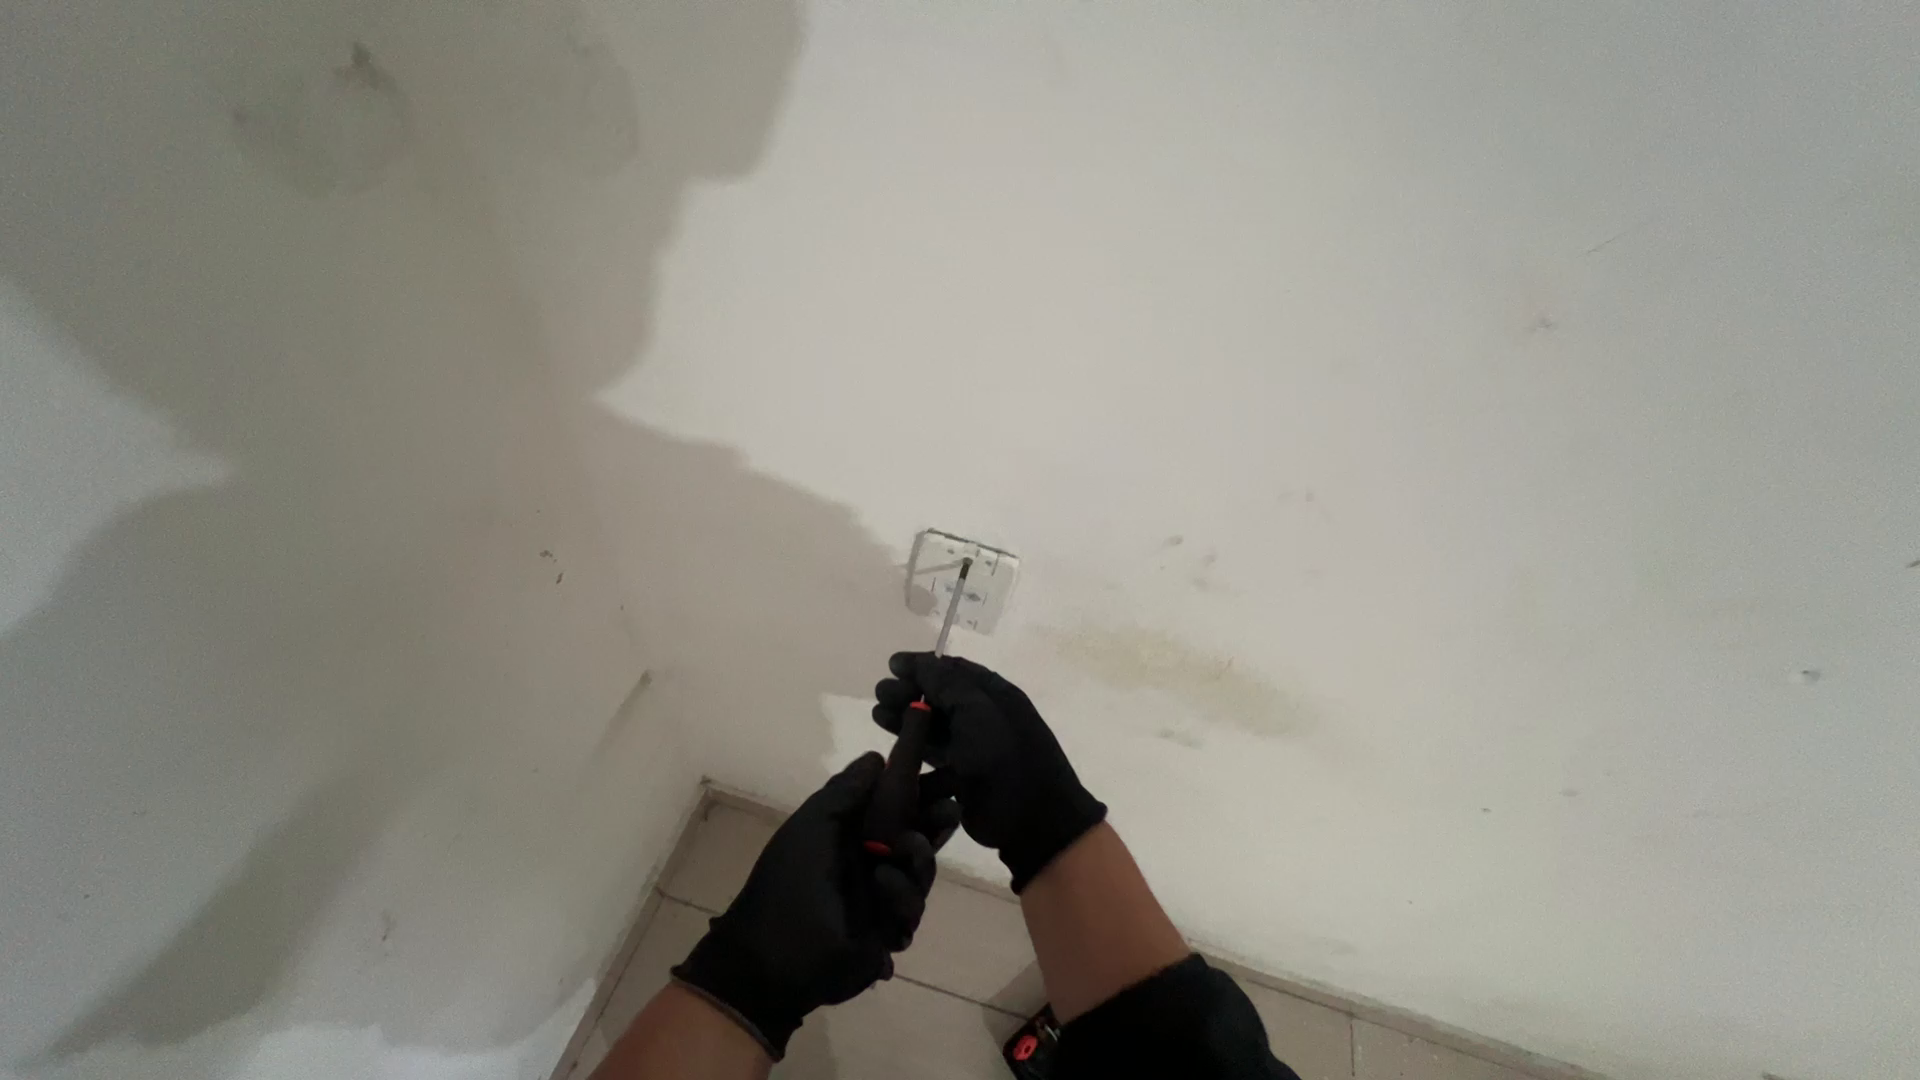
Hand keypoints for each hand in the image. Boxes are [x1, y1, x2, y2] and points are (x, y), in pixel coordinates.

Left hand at [670, 752, 945, 1059]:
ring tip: (887, 873)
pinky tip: (884, 915)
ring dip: (916, 866)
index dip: (923, 790)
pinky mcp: (888, 931)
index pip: (897, 803)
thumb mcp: (814, 824)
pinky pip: (911, 913)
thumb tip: (878, 757)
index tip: (945, 778)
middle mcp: (872, 858)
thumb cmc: (790, 881)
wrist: (773, 959)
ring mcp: (882, 896)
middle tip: (947, 813)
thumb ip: (846, 790)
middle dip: (938, 823)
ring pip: (922, 873)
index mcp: (853, 830)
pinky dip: (900, 907)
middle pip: (920, 834)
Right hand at [873, 653, 1105, 892]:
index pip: (952, 670)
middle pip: (940, 698)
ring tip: (877, 715)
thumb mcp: (976, 710)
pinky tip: (892, 753)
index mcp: (993, 695)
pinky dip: (915, 754)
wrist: (1032, 819)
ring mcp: (974, 749)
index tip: (891, 666)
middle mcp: (984, 717)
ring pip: (934, 728)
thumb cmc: (1004, 757)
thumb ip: (946, 684)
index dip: (922, 665)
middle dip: (909, 693)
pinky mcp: (964, 778)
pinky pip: (935, 759)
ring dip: (907, 720)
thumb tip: (919, 661)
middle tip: (879, 694)